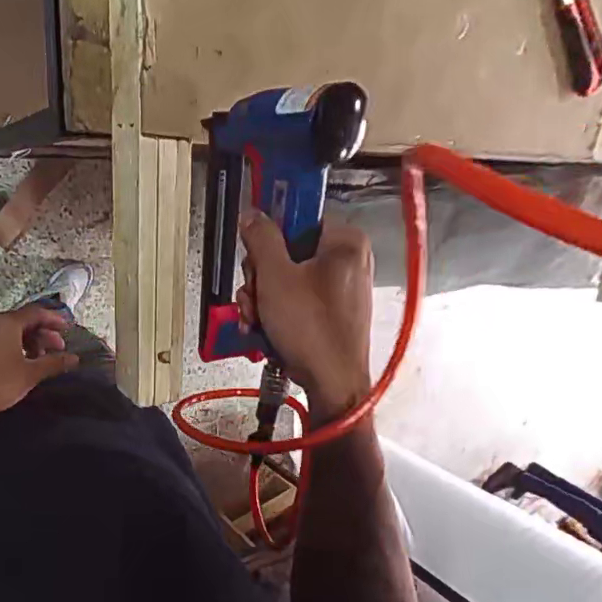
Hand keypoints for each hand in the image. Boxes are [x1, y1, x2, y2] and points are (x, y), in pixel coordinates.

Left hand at [0, 305, 78, 425]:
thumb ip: (53, 363)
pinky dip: (10, 345)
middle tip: (56, 349)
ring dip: (27, 341)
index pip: (36, 312)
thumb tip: (75, 358)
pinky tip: (14, 363)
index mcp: (7, 323)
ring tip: (37, 359)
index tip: (68, 329)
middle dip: (42, 333)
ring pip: (7, 330)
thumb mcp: (29, 375)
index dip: (54, 319)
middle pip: (22, 320)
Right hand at [237, 211, 374, 420]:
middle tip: (255, 298)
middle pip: (288, 252)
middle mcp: (349, 261)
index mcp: (345, 241)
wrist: (332, 385)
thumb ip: (261, 239)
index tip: (255, 254)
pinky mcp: (333, 314)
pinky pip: (297, 302)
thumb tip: (252, 215)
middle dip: (261, 278)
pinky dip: (277, 315)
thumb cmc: (310, 330)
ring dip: (262, 300)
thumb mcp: (275, 277)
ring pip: (287, 280)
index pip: (298, 218)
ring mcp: (342, 290)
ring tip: (256, 320)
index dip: (271, 237)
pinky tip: (266, 331)